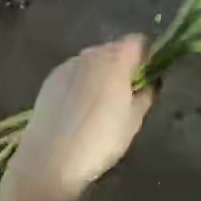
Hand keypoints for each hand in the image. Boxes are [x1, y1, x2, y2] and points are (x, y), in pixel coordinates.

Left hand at [0, 36, 153, 200]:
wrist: (50, 159)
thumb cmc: (101, 139)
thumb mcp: (133, 121)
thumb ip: (146, 95)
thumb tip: (151, 83)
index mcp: (115, 60)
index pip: (138, 42)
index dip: (147, 55)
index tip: (149, 74)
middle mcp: (90, 55)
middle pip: (113, 49)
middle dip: (124, 64)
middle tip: (128, 92)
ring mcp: (67, 65)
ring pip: (92, 61)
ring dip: (101, 73)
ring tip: (102, 103)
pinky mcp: (50, 79)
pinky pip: (74, 73)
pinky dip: (81, 82)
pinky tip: (79, 108)